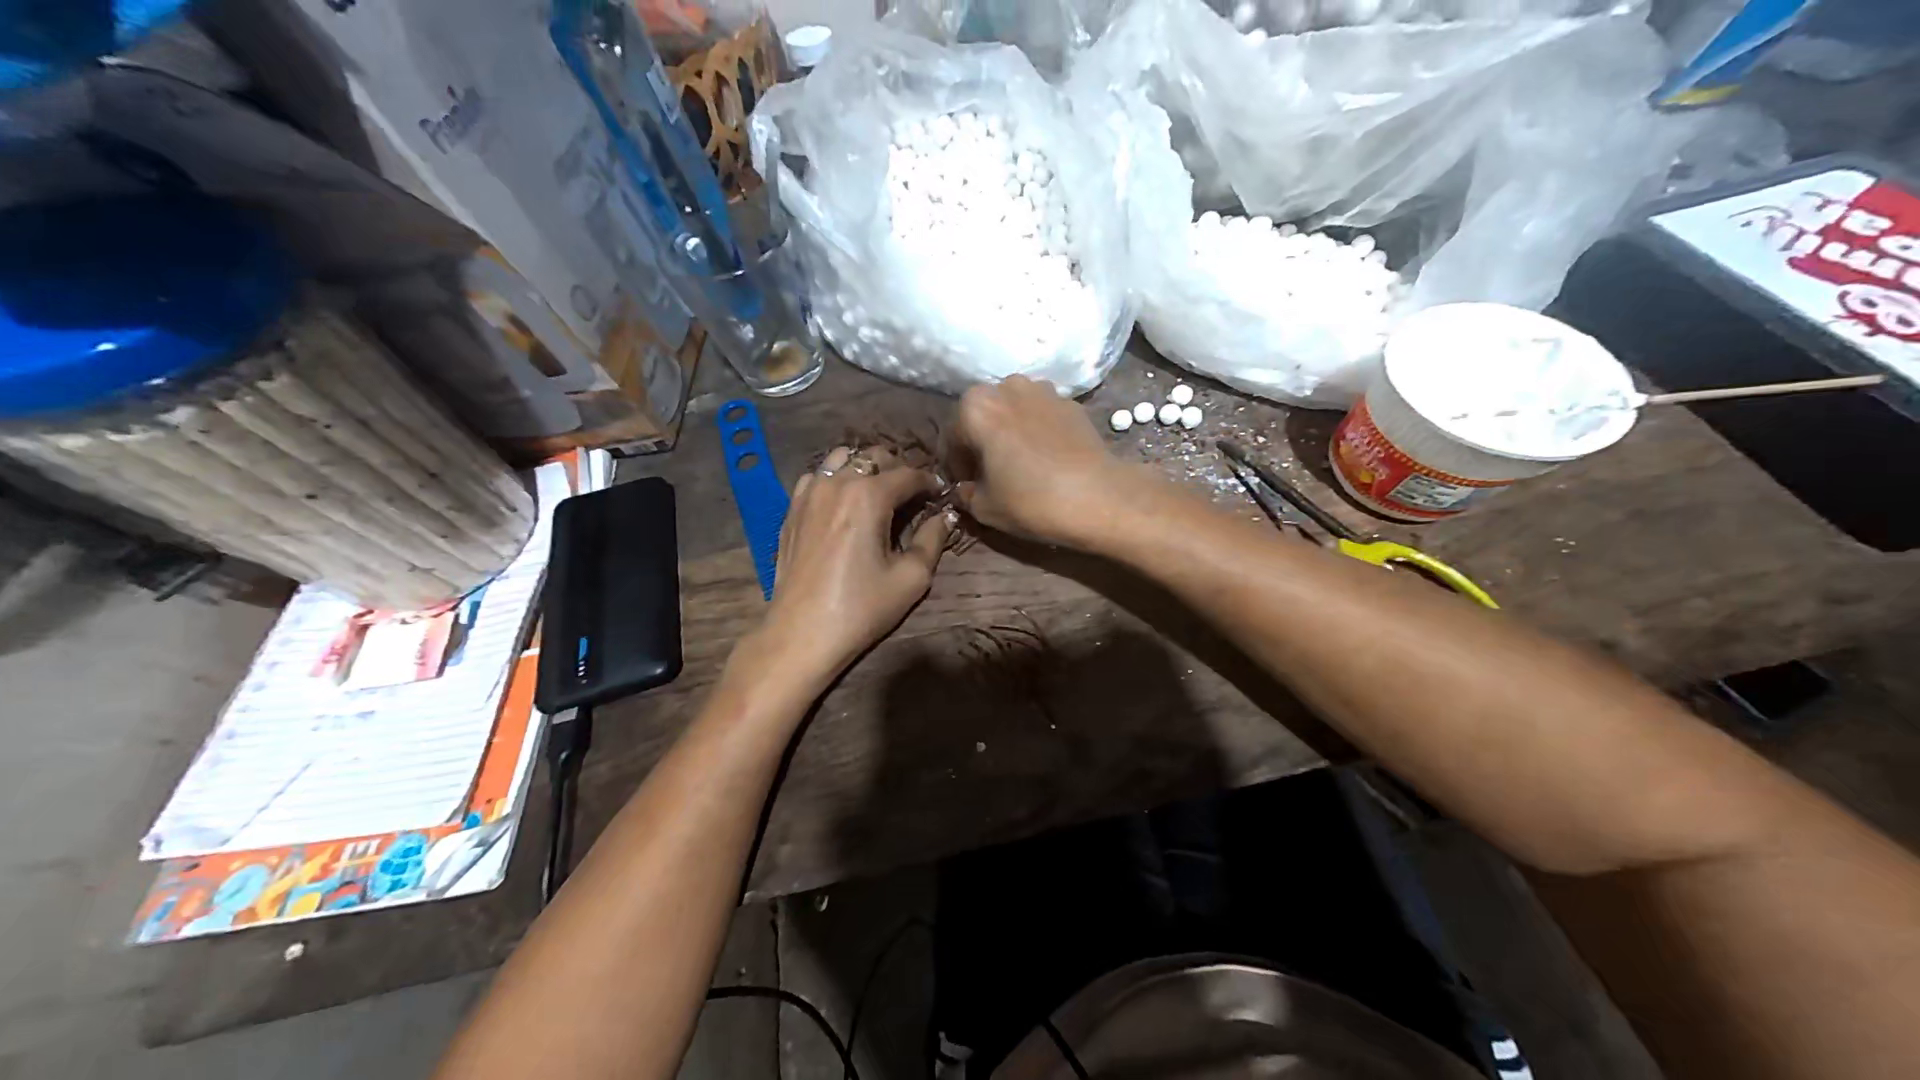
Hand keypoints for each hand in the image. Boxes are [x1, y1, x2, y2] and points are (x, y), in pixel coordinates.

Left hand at [755, 447, 954, 681]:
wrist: (802, 634)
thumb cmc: (861, 608)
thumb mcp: (911, 578)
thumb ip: (932, 539)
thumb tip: (946, 516)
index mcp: (868, 496)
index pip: (909, 474)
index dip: (930, 481)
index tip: (941, 494)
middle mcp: (837, 483)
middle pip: (875, 457)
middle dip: (899, 469)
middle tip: (913, 495)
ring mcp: (809, 493)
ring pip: (842, 458)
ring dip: (865, 468)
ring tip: (878, 492)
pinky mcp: (791, 509)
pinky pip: (817, 477)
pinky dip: (835, 479)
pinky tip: (843, 503)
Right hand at [948, 375, 1149, 546]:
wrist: (1099, 497)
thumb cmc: (1031, 500)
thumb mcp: (984, 507)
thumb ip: (966, 493)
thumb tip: (965, 489)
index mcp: (976, 406)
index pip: (952, 437)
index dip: (955, 466)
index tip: (965, 487)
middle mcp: (1007, 387)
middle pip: (983, 416)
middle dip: (981, 442)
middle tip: (989, 475)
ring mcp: (1044, 391)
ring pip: (1014, 412)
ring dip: (1009, 433)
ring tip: (1018, 465)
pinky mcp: (1072, 403)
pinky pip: (1041, 417)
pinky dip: (1036, 433)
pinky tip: (1045, 460)